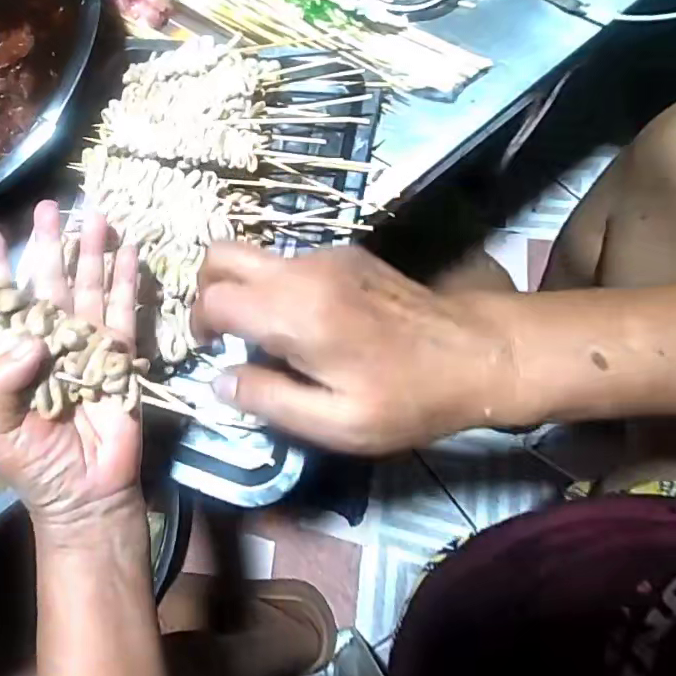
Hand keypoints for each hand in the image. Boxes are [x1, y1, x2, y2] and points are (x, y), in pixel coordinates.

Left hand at [0, 200, 144, 535]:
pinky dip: (127, 280)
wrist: (88, 494)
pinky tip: (128, 250)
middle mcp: (47, 341)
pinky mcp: (119, 352)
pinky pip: (123, 310)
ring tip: (92, 214)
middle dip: (47, 245)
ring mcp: (85, 343)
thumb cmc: (36, 465)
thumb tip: (28, 339)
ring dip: (89, 252)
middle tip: (47, 208)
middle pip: (47, 283)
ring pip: (86, 287)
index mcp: (10, 357)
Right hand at [193, 242, 533, 453]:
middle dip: (206, 288)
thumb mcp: (337, 423)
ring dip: (242, 286)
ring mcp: (324, 254)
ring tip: (265, 332)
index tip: (210, 350)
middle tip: (222, 330)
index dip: (198, 323)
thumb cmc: (407, 397)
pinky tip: (305, 320)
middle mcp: (302, 271)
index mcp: (296, 313)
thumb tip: (218, 380)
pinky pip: (286, 260)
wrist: (477, 351)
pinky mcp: (343, 252)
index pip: (215, 299)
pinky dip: (274, 284)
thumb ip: (268, 400)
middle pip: (221, 254)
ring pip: (254, 254)